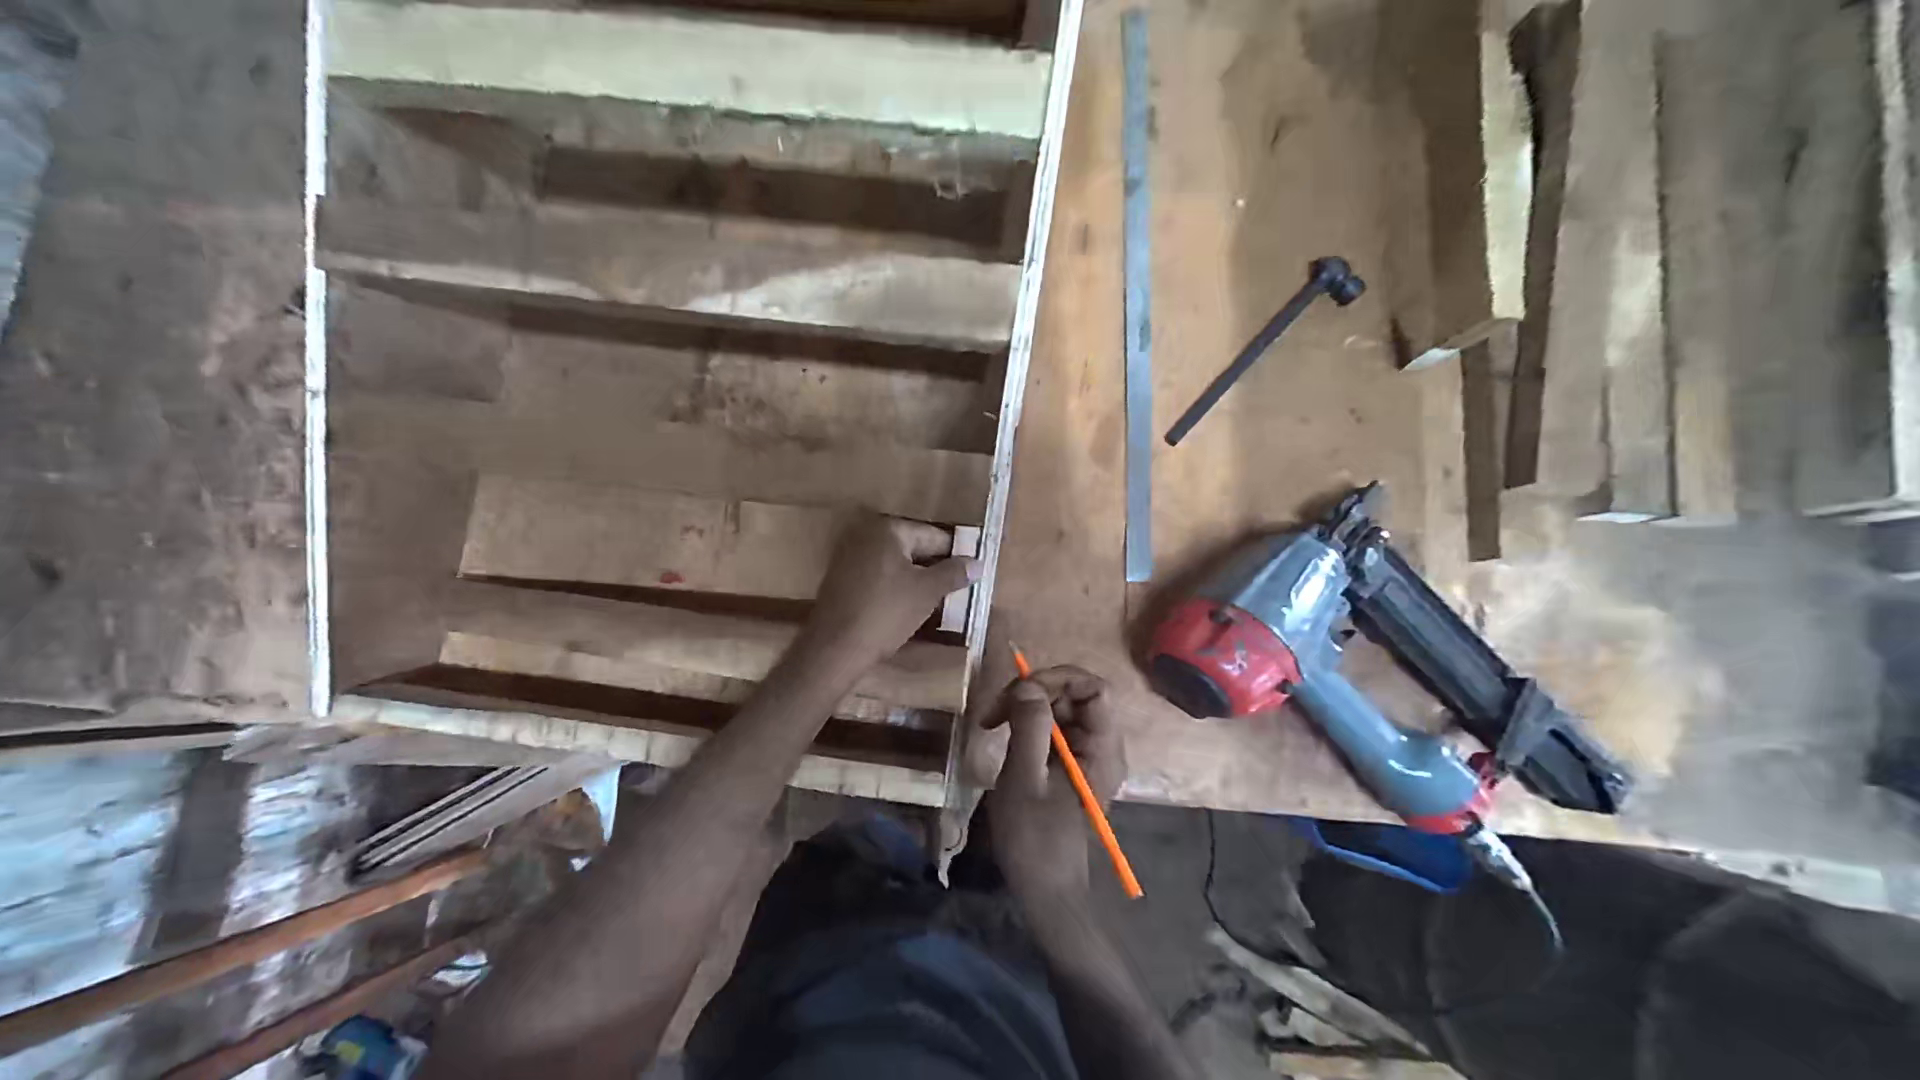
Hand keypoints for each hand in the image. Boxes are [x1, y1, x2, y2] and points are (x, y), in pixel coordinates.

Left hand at [801, 515, 979, 668]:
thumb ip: (953, 573)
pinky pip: (878, 576)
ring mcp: (849, 556)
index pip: (934, 536)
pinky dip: (895, 586)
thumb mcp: (927, 592)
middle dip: (935, 566)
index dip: (955, 555)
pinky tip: (908, 605)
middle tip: (958, 587)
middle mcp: (866, 534)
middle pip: (913, 547)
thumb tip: (977, 563)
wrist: (835, 648)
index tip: (972, 572)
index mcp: (888, 529)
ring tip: (938, 599)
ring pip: (896, 563)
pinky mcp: (841, 579)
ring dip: (915, 578)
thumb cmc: (886, 613)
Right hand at [983, 666, 1125, 905]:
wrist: (1045, 893)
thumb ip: (1029, 726)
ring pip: (1060, 709)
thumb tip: (1026, 684)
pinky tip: (1004, 734)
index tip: (1019, 692)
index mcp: (1102, 749)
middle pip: (1075, 695)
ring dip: (1026, 706)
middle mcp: (1101, 746)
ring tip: (992, 722)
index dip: (1058, 679)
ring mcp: (1086, 756)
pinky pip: (1053, 729)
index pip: (1094, 688)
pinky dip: (1027, 724)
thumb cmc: (1035, 839)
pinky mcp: (1069, 766)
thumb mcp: (1025, 778)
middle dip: (1034, 692)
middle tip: (994, 711)